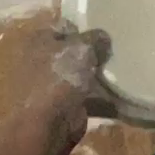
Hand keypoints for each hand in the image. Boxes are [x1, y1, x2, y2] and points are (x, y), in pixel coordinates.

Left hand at [14, 22, 113, 152]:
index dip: (83, 29)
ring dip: (93, 74)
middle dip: (90, 53)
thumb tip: (104, 37)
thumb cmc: (59, 78)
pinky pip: (81, 95)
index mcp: (38, 40)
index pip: (64, 27)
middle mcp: (38, 60)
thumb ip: (95, 38)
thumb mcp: (83, 48)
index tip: (103, 35)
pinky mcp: (57, 106)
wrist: (45, 127)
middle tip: (111, 53)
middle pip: (70, 51)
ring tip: (116, 71)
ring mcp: (47, 85)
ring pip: (76, 73)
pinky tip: (113, 94)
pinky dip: (94, 95)